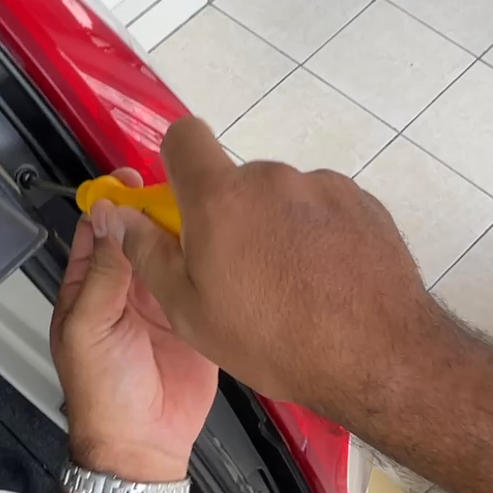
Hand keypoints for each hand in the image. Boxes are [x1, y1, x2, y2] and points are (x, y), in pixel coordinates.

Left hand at [50, 168, 218, 482]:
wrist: (144, 444)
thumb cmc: (104, 392)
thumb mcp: (91, 326)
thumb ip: (102, 272)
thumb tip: (108, 213)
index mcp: (91, 286)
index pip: (100, 229)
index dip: (115, 201)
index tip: (135, 176)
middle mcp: (128, 288)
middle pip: (141, 234)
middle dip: (157, 208)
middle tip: (183, 187)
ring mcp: (165, 302)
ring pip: (174, 253)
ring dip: (186, 231)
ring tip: (209, 207)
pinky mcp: (196, 318)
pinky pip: (202, 282)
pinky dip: (211, 262)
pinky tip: (227, 244)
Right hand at [119, 119, 450, 421]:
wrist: (376, 355)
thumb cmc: (272, 341)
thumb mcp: (191, 311)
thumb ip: (148, 253)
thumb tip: (115, 215)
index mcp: (221, 198)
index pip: (184, 137)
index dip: (176, 165)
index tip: (183, 210)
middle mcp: (272, 177)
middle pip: (235, 181)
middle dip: (230, 217)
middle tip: (240, 277)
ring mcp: (323, 186)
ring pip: (280, 199)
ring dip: (275, 229)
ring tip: (292, 289)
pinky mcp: (362, 202)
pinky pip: (321, 210)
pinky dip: (316, 236)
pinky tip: (326, 283)